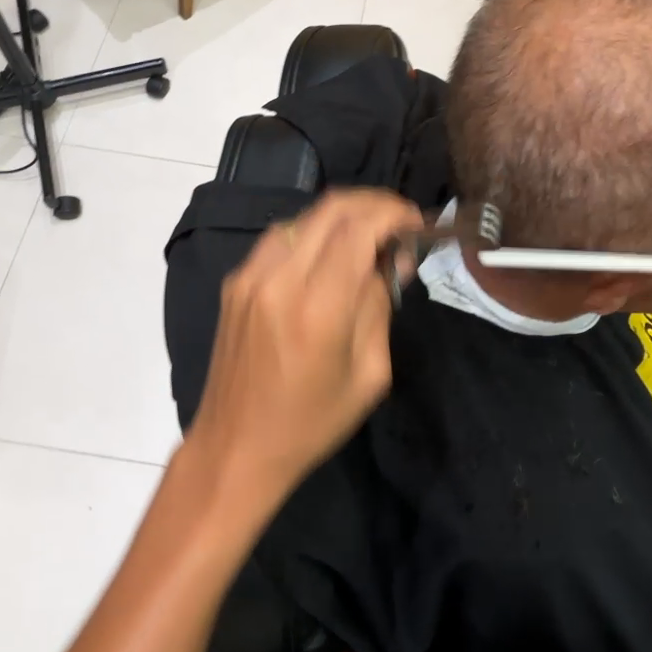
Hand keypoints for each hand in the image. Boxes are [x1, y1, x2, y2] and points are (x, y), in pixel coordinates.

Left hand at [185, 188, 424, 493]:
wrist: (235, 446)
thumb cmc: (311, 422)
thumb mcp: (369, 374)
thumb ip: (379, 306)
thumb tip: (390, 260)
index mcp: (318, 308)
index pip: (359, 229)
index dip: (393, 214)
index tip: (416, 222)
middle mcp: (280, 280)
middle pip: (331, 209)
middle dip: (373, 204)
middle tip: (399, 222)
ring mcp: (250, 276)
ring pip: (304, 217)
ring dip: (342, 216)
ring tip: (368, 237)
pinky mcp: (235, 281)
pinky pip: (280, 238)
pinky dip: (313, 233)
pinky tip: (329, 253)